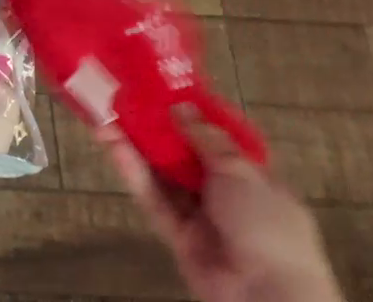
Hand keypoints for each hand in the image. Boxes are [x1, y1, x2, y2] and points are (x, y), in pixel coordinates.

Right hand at [104, 108, 343, 301]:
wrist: (266, 294)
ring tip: (105, 114)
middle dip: (156, 129)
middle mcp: (227, 195)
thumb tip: (181, 107)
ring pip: (162, 174)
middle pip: (184, 155)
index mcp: (256, 180)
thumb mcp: (243, 174)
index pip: (221, 142)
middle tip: (123, 98)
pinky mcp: (174, 232)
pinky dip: (132, 172)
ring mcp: (199, 214)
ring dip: (135, 146)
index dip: (193, 117)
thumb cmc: (268, 226)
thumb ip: (207, 140)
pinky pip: (152, 197)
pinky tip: (111, 145)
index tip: (163, 91)